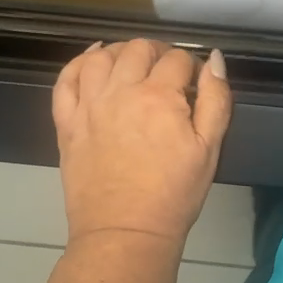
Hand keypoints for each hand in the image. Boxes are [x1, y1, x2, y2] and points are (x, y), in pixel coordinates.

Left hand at [52, 38, 232, 249]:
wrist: (126, 233)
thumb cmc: (174, 194)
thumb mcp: (210, 148)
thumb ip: (216, 99)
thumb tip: (215, 60)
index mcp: (160, 97)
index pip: (179, 59)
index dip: (192, 66)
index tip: (196, 82)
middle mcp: (121, 92)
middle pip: (139, 49)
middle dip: (159, 52)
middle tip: (169, 71)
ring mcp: (89, 106)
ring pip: (101, 57)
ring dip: (121, 51)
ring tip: (134, 62)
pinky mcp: (67, 123)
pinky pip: (65, 80)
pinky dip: (79, 62)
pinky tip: (93, 58)